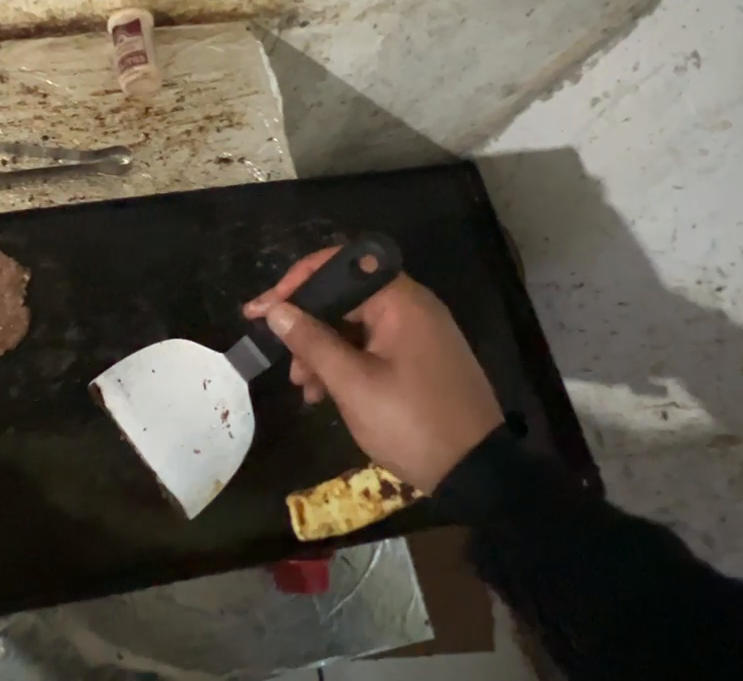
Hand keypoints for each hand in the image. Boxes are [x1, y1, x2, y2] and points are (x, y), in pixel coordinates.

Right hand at [243, 249, 503, 492]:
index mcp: (400, 301)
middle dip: (306, 323)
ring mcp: (418, 333)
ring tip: (303, 386)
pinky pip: (371, 345)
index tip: (263, 310)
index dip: (295, 283)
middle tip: (279, 355)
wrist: (479, 475)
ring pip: (354, 324)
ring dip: (322, 348)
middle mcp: (411, 306)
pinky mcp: (419, 358)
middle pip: (343, 296)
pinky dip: (345, 361)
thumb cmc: (412, 423)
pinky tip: (325, 393)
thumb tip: (275, 309)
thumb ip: (312, 341)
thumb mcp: (353, 384)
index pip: (337, 266)